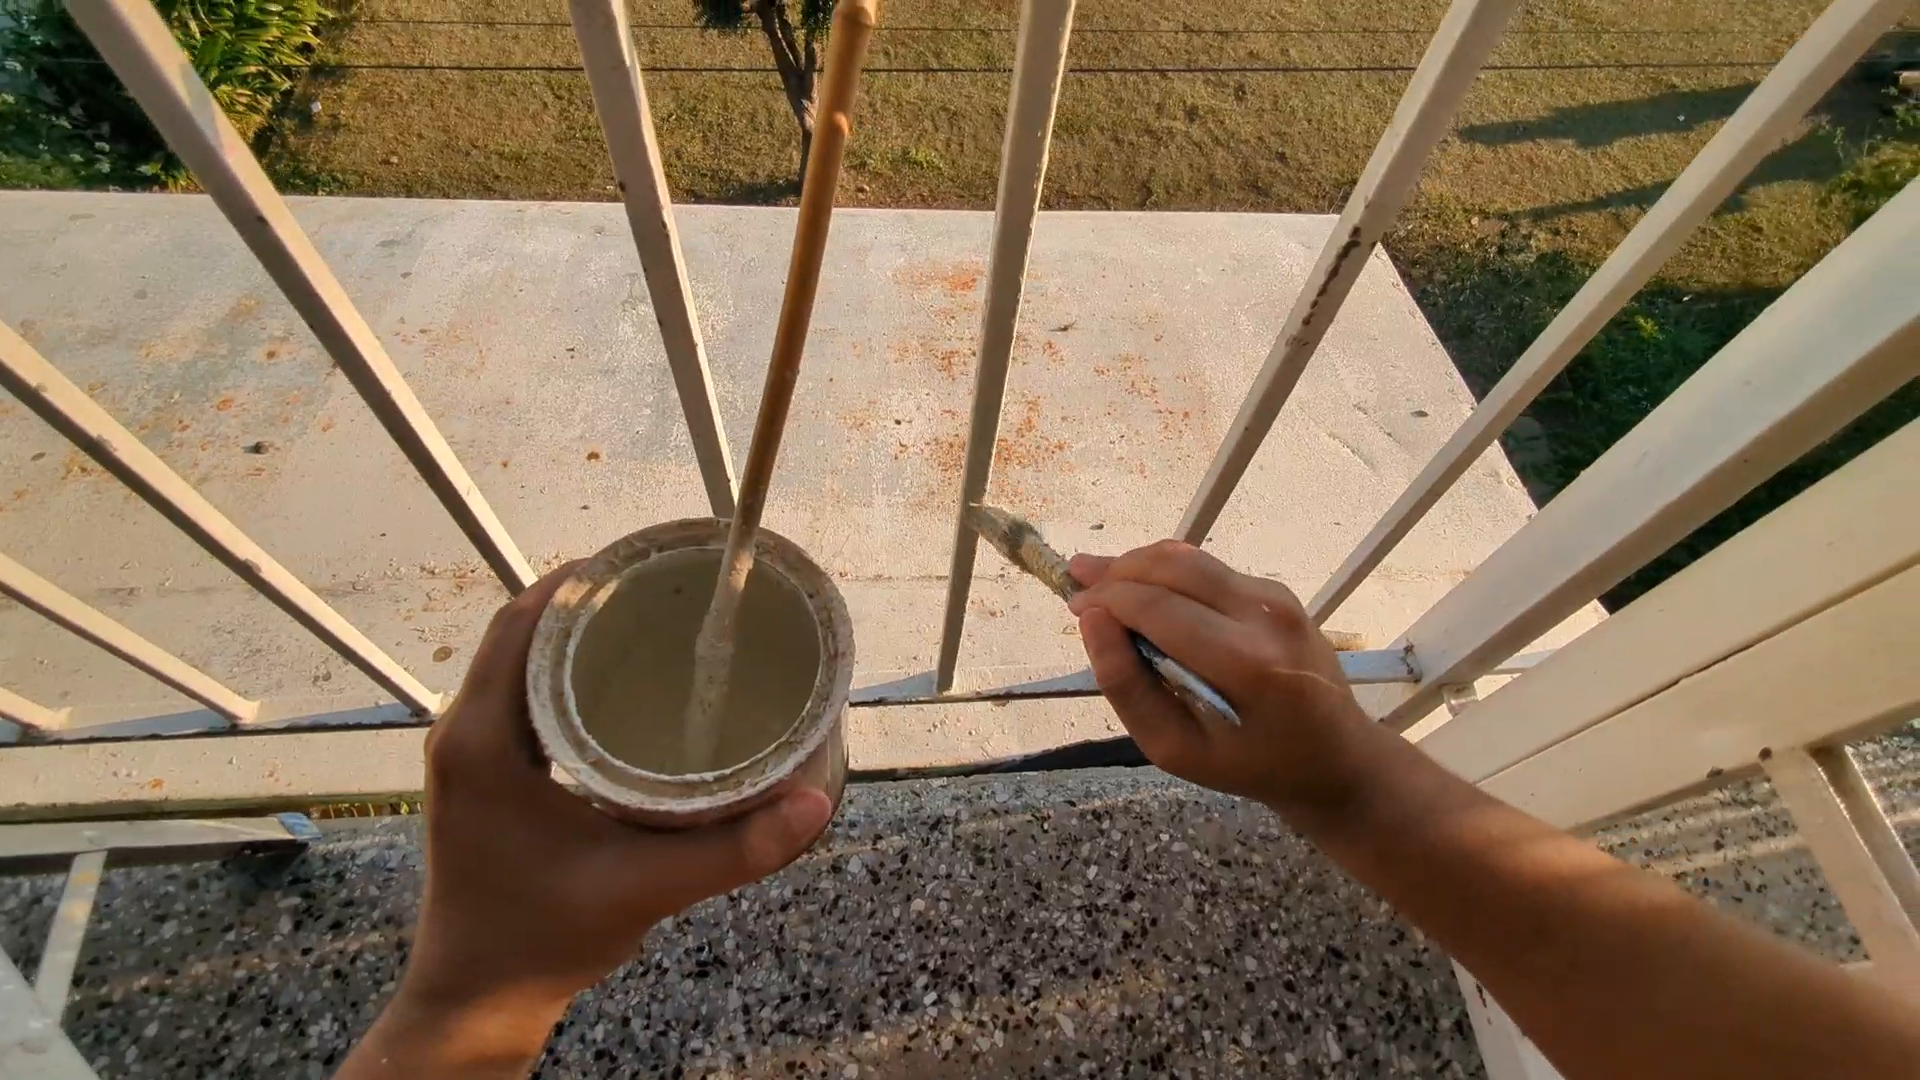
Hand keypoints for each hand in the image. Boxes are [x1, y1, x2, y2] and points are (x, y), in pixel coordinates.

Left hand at [341, 563, 832, 1077]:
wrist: (482, 997)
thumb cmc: (550, 937)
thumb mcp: (648, 889)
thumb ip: (734, 850)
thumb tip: (816, 804)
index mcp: (486, 741)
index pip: (522, 625)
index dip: (581, 581)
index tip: (649, 563)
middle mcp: (468, 730)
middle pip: (527, 629)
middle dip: (594, 596)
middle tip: (672, 587)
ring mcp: (474, 748)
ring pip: (526, 656)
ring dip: (582, 628)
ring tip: (658, 617)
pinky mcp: (491, 765)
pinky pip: (528, 687)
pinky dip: (573, 664)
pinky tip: (628, 675)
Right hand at [1068, 540, 1374, 814]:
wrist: (1337, 758)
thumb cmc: (1249, 765)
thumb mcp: (1175, 749)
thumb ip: (1126, 687)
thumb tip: (1091, 621)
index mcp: (1245, 662)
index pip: (1155, 605)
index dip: (1105, 598)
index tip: (1071, 605)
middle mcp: (1264, 614)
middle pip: (1170, 567)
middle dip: (1115, 571)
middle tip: (1076, 582)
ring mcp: (1275, 596)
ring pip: (1187, 558)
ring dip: (1136, 564)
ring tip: (1098, 578)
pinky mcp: (1275, 591)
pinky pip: (1206, 567)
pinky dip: (1164, 572)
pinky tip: (1142, 591)